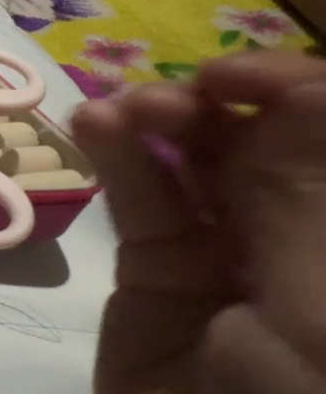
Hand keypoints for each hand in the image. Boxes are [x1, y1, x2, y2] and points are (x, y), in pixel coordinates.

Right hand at [73, 51, 325, 393]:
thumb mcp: (324, 318)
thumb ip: (302, 200)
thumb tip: (293, 87)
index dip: (303, 92)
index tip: (240, 76)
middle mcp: (317, 241)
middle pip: (274, 141)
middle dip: (220, 103)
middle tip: (167, 97)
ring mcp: (240, 257)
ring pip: (200, 160)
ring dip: (156, 119)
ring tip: (116, 108)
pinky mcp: (163, 273)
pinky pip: (144, 198)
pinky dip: (115, 153)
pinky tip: (90, 124)